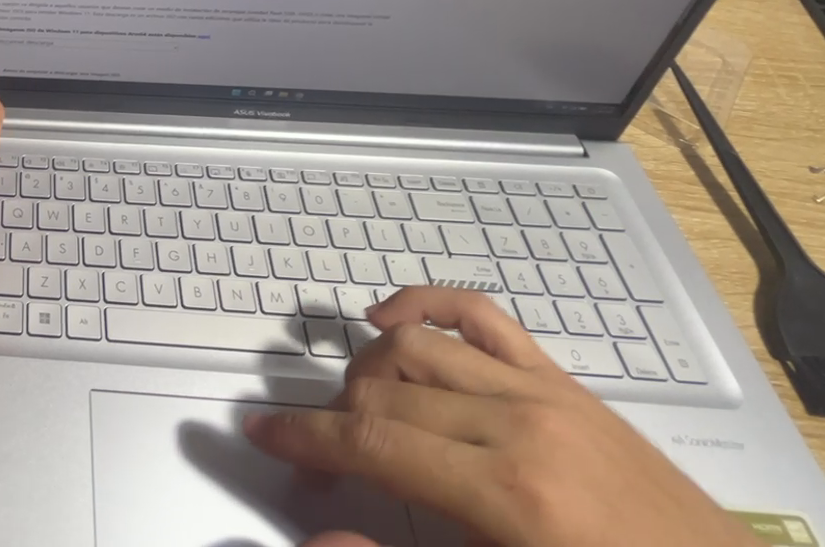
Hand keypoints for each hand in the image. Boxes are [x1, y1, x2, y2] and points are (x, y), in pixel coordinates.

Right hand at [244, 287, 756, 546]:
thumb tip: (315, 540)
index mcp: (510, 494)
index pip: (372, 443)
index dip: (304, 439)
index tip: (260, 436)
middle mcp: (519, 423)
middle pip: (382, 393)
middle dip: (331, 422)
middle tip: (320, 463)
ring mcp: (544, 390)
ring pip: (413, 345)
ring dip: (366, 372)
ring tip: (359, 413)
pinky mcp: (564, 379)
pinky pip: (479, 313)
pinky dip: (423, 301)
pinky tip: (387, 316)